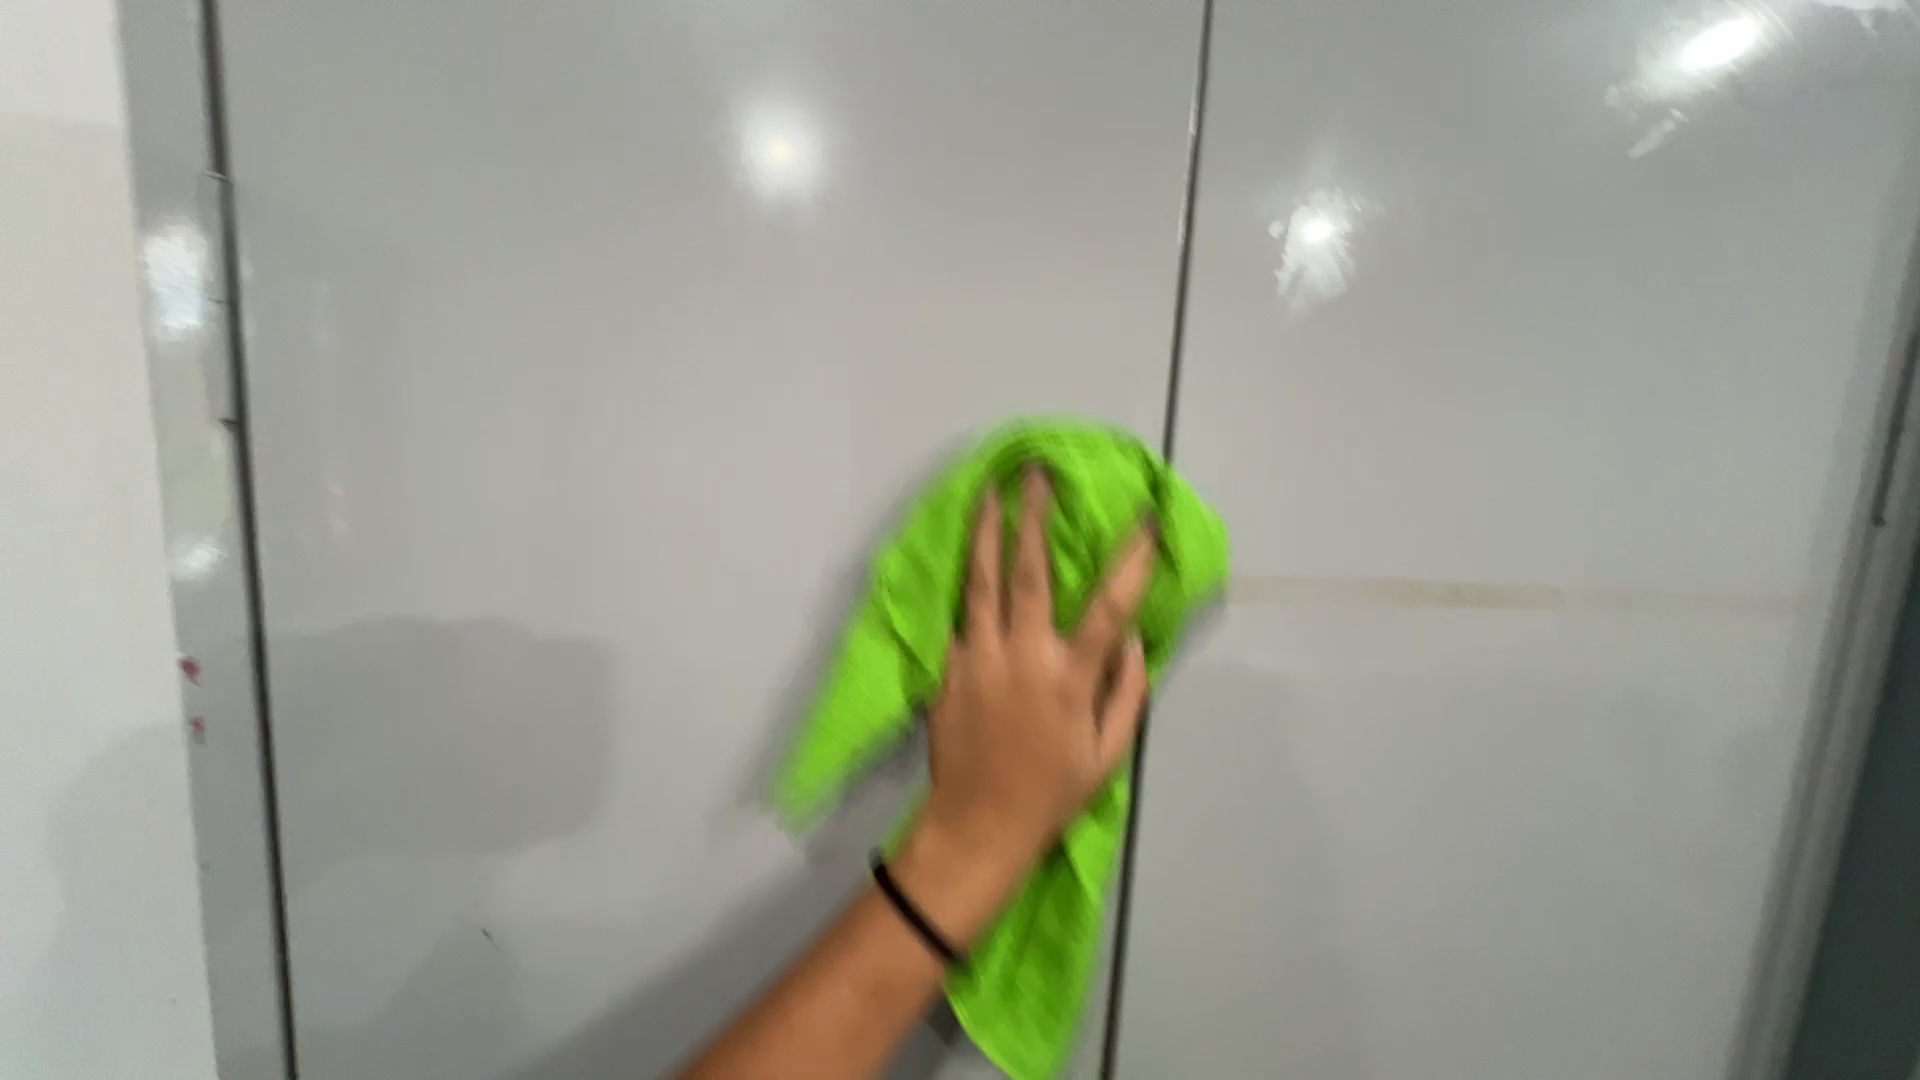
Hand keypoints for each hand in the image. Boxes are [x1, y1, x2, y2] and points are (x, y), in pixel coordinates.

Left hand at [915, 466, 1155, 878]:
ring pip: (981, 582)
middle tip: (1037, 475)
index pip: (1109, 607)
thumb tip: (1134, 636)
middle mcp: (1021, 657)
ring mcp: (977, 658)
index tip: (1145, 519)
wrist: (976, 824)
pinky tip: (963, 551)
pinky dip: (962, 579)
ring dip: (987, 531)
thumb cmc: (1051, 792)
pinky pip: (956, 614)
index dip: (1131, 560)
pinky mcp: (946, 668)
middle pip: (1029, 574)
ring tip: (990, 491)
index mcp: (1069, 678)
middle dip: (1035, 518)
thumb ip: (1127, 691)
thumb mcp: (1109, 754)